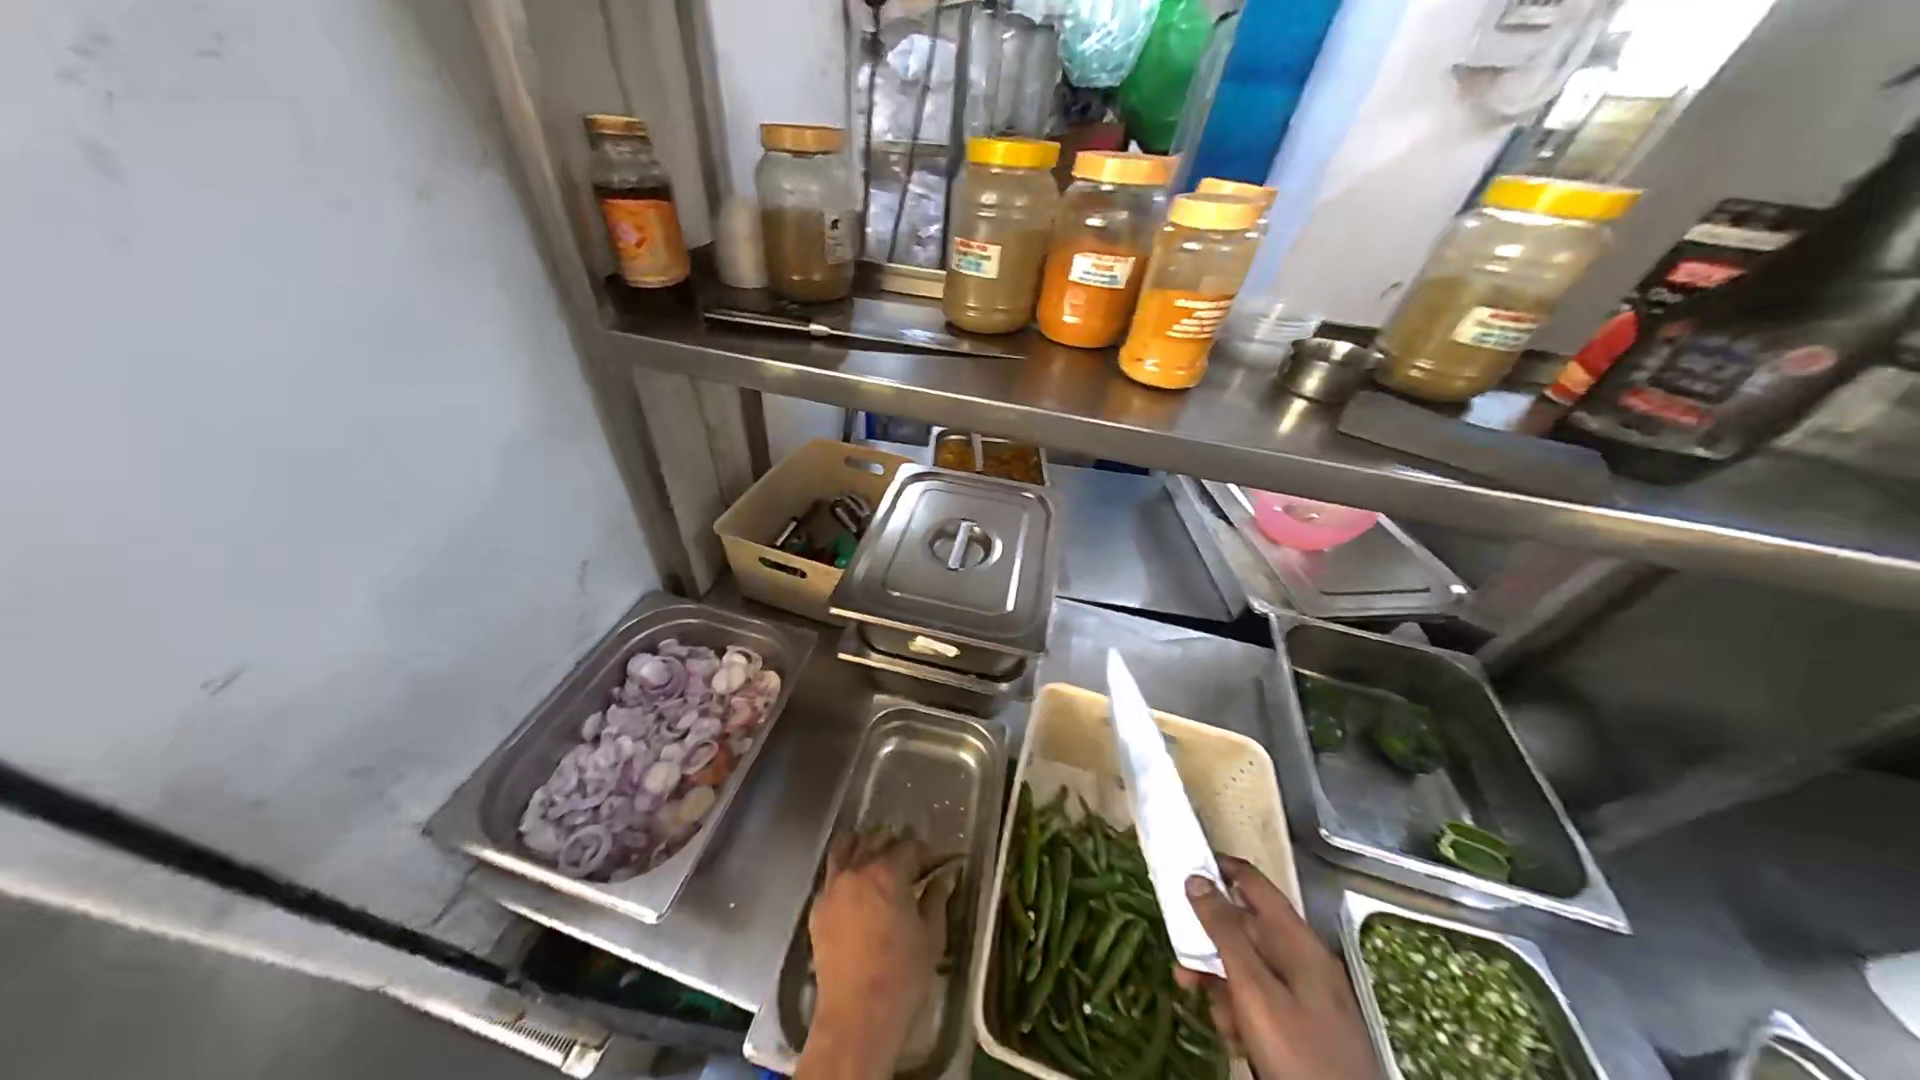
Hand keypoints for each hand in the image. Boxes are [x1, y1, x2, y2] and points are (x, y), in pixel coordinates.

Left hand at [796, 830, 956, 1079]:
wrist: (857, 1013)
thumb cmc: (902, 975)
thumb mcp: (931, 936)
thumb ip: (936, 899)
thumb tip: (941, 879)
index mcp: (888, 873)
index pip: (908, 846)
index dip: (923, 852)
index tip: (931, 865)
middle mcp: (856, 870)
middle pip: (875, 839)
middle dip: (894, 845)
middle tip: (906, 863)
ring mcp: (832, 887)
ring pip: (844, 847)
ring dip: (862, 847)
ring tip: (874, 861)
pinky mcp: (817, 908)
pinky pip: (830, 875)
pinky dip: (843, 871)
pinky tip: (854, 888)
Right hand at [1178, 856, 1380, 1079]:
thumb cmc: (1300, 1053)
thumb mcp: (1254, 989)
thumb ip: (1225, 932)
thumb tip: (1198, 880)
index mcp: (1298, 942)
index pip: (1255, 884)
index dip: (1221, 869)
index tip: (1185, 866)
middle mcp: (1304, 961)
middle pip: (1247, 930)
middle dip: (1211, 945)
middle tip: (1183, 963)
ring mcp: (1307, 996)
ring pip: (1249, 969)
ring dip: (1222, 986)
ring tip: (1212, 1012)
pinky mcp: (1303, 1027)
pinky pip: (1261, 1002)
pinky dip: (1241, 1013)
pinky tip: (1235, 1038)